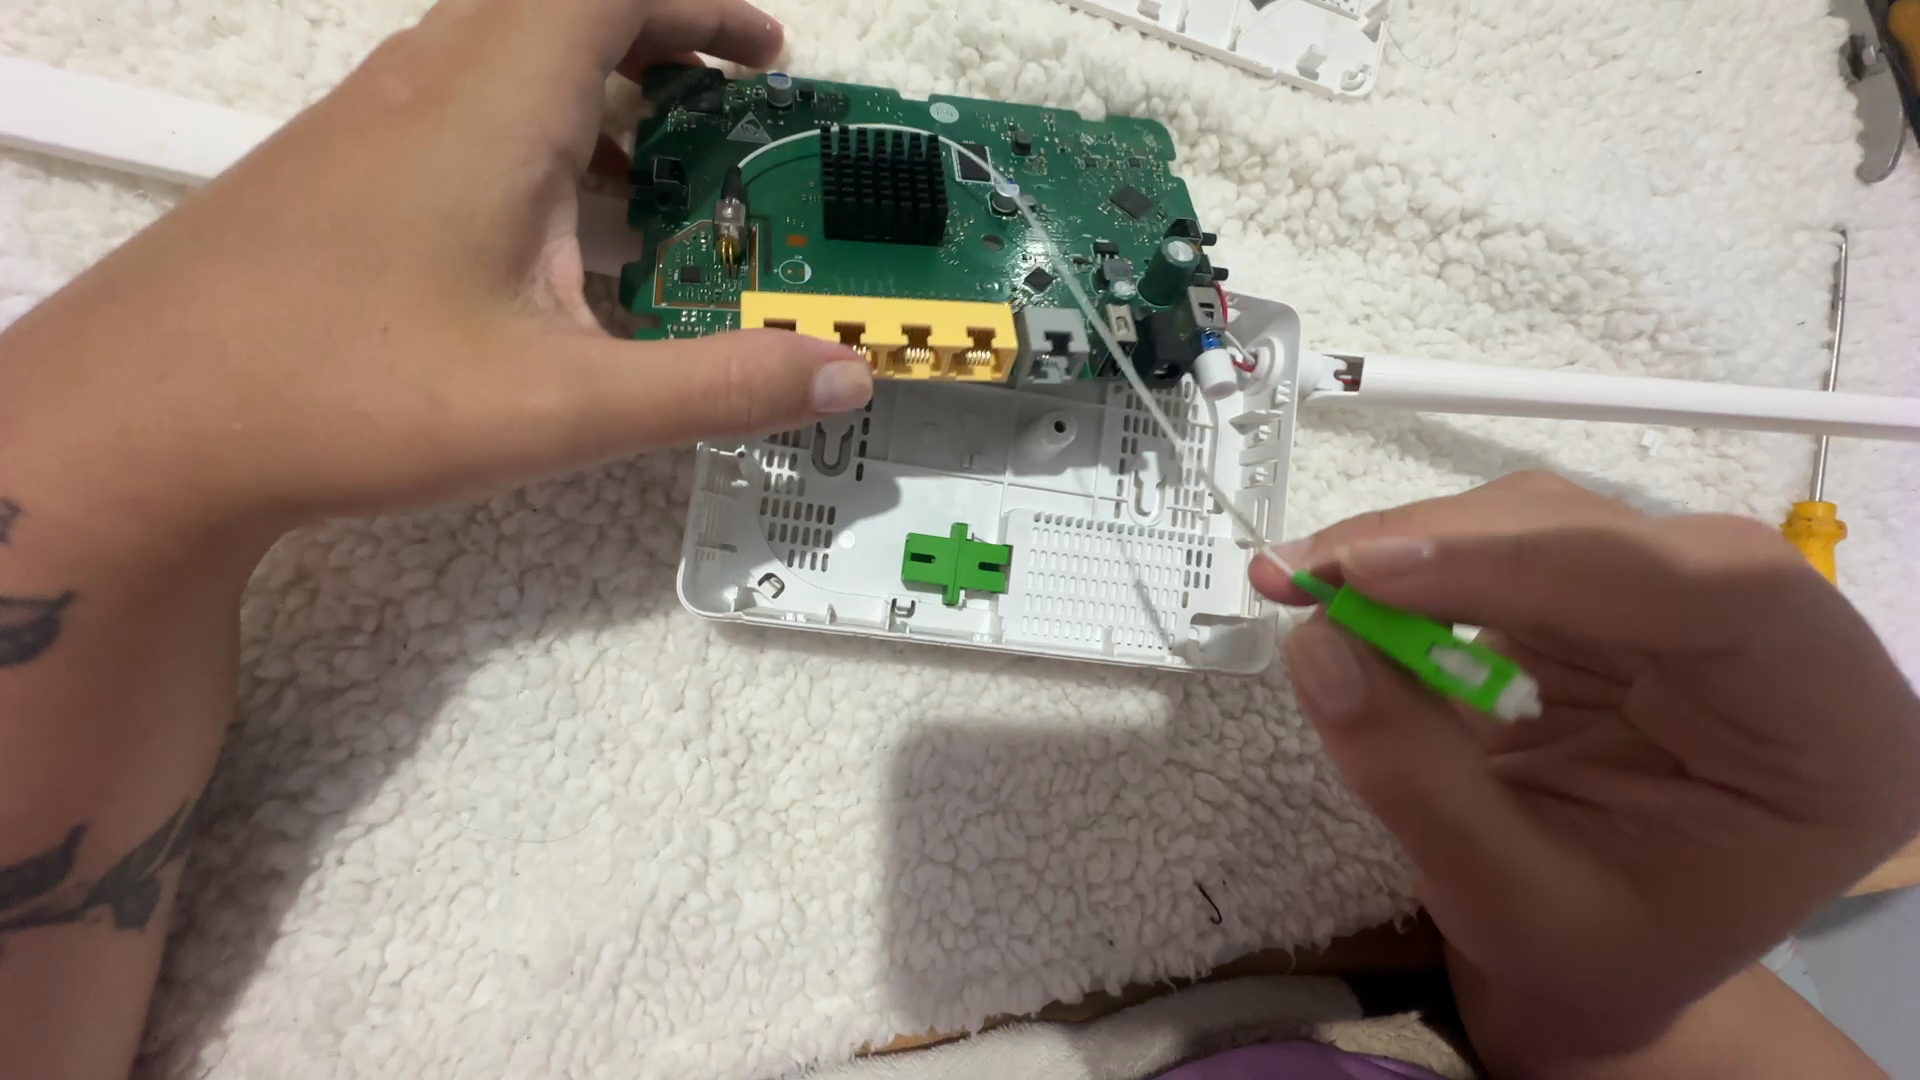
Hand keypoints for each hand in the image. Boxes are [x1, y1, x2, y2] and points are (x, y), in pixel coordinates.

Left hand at [0, 0, 869, 569]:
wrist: (143, 433)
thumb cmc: (360, 402)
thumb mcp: (571, 406)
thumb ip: (718, 387)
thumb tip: (849, 375)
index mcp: (490, 114)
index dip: (695, 0)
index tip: (768, 54)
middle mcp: (430, 95)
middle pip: (563, 14)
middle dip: (668, 46)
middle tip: (743, 115)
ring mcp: (382, 136)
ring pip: (518, 71)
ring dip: (614, 105)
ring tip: (683, 181)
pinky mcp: (357, 185)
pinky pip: (479, 129)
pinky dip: (558, 155)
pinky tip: (583, 247)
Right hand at [1251, 473, 1919, 1063]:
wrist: (1577, 951)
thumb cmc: (1576, 953)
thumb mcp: (1499, 897)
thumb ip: (1410, 775)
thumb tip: (1313, 643)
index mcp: (1818, 730)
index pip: (1706, 589)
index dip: (1532, 560)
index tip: (1372, 574)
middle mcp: (1759, 645)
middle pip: (1601, 534)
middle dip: (1435, 546)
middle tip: (1297, 574)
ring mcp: (1661, 613)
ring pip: (1530, 521)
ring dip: (1402, 544)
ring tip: (1297, 580)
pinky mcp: (1579, 604)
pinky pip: (1485, 546)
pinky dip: (1396, 562)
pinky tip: (1337, 587)